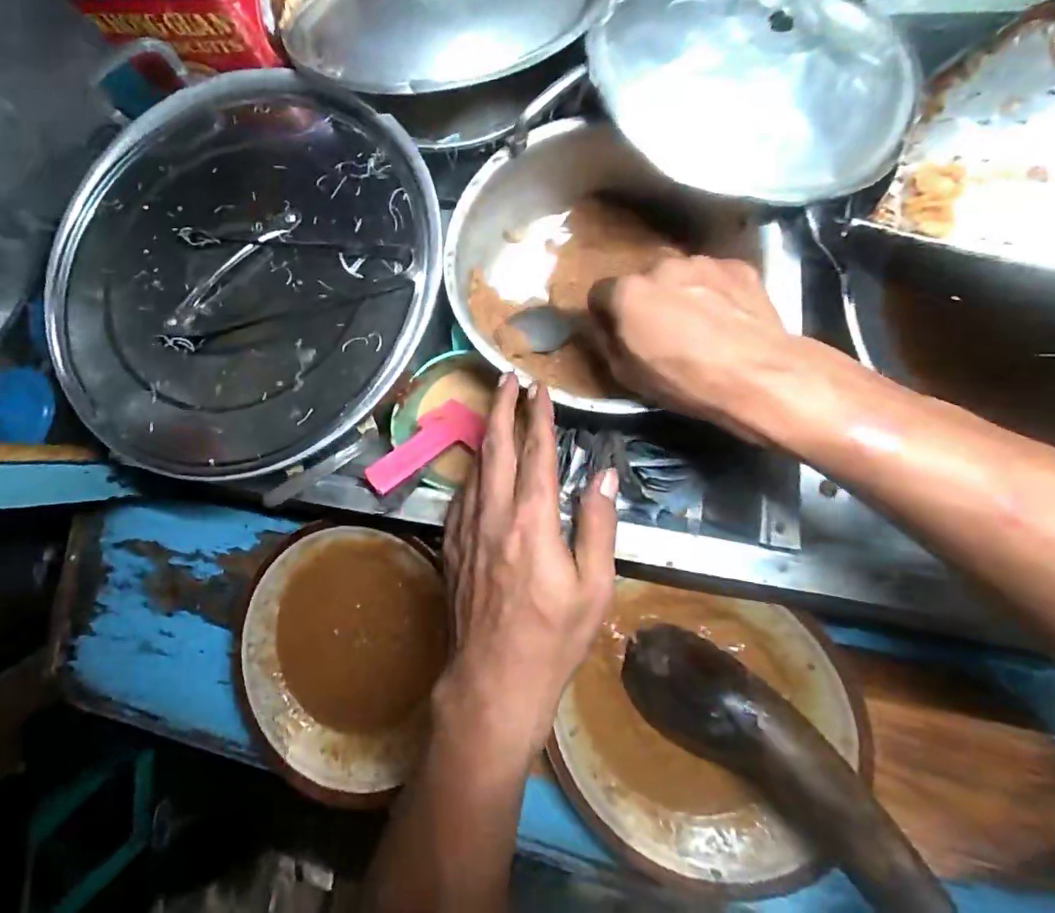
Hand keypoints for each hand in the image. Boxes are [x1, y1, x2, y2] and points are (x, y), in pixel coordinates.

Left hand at [436, 375, 618, 758]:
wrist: (493, 675)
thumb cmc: (554, 637)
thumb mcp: (594, 586)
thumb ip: (598, 526)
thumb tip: (603, 477)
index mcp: (532, 521)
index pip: (536, 454)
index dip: (538, 417)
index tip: (539, 388)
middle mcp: (493, 514)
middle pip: (495, 447)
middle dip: (501, 407)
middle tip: (507, 378)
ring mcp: (466, 528)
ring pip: (474, 466)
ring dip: (485, 433)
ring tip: (494, 410)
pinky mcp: (451, 544)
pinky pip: (462, 493)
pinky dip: (473, 469)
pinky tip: (479, 467)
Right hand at [586, 254, 821, 442]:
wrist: (760, 375)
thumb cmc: (684, 380)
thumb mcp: (626, 375)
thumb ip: (607, 342)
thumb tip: (604, 327)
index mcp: (626, 291)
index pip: (600, 293)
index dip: (606, 315)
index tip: (618, 333)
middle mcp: (660, 266)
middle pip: (643, 280)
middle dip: (647, 300)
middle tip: (663, 330)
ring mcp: (702, 263)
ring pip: (681, 276)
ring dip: (681, 293)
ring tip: (700, 323)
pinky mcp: (739, 267)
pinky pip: (715, 278)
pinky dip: (716, 292)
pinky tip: (728, 318)